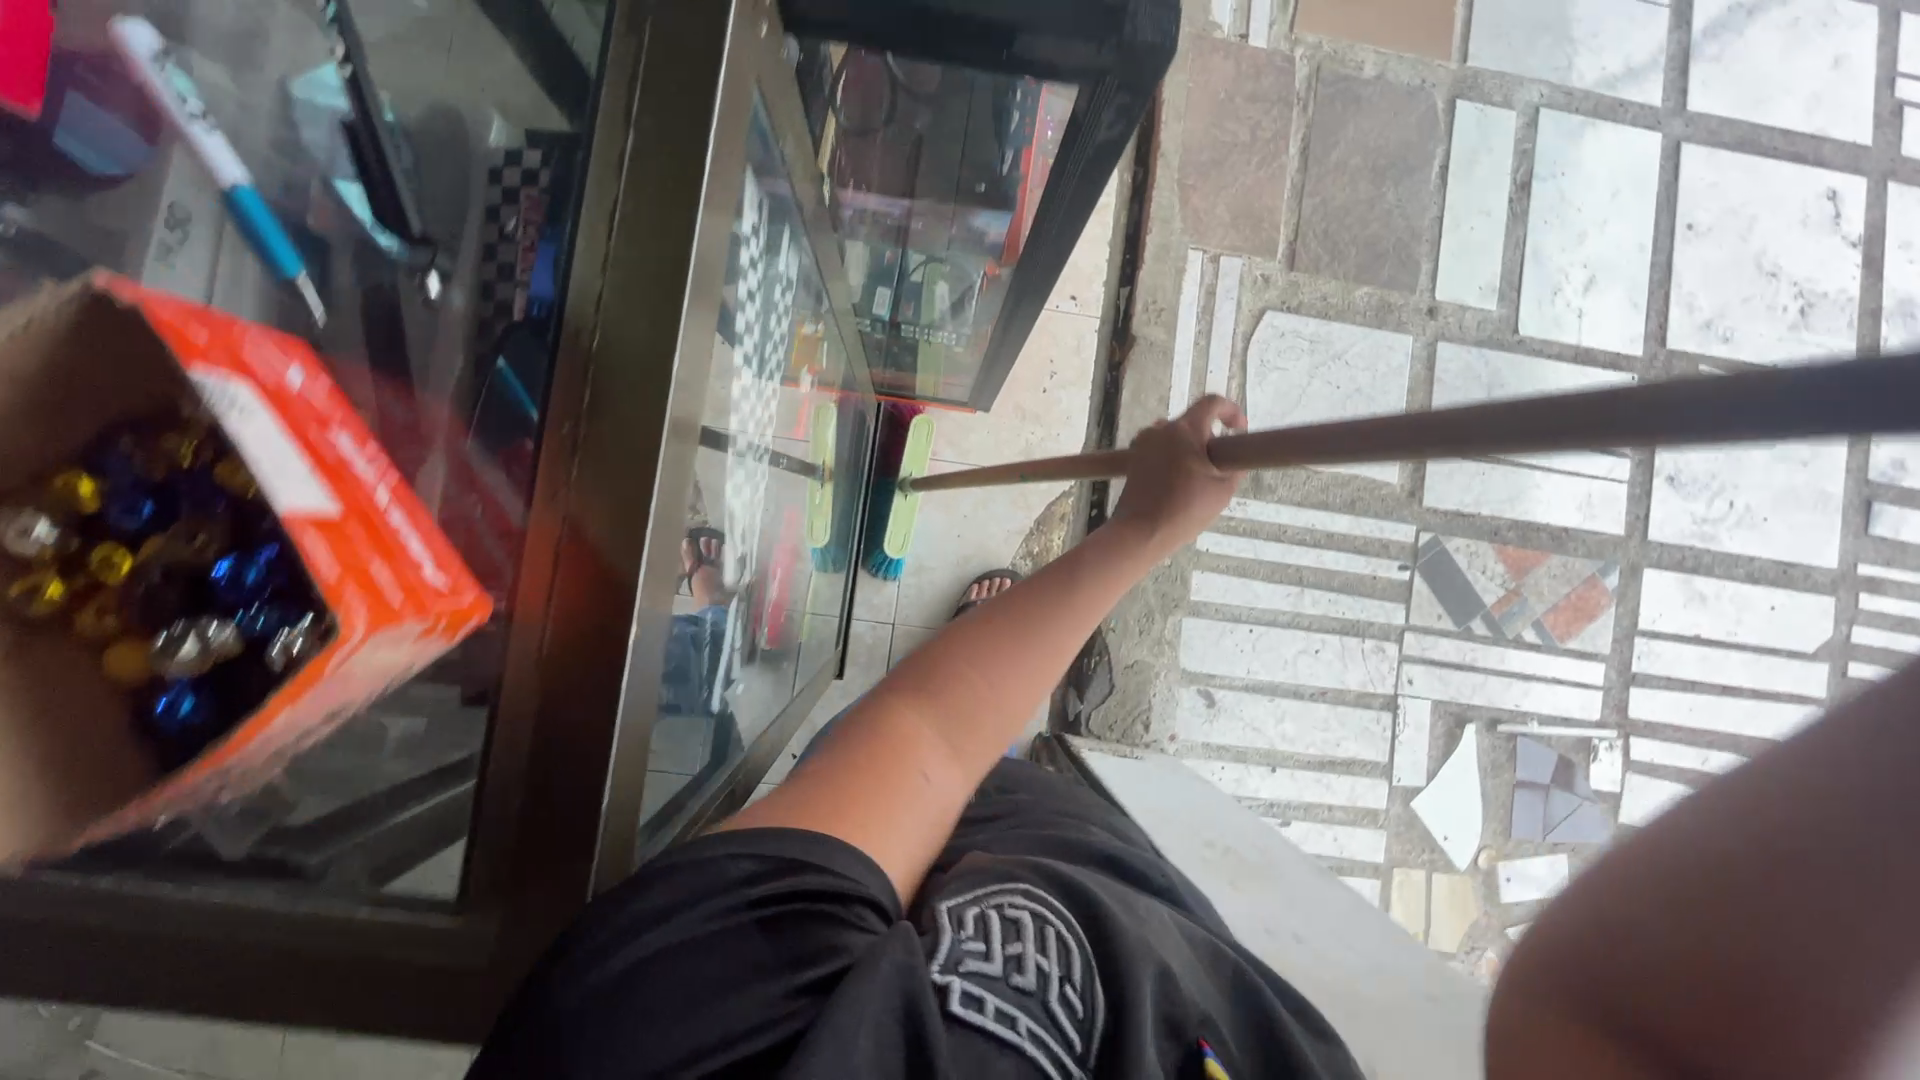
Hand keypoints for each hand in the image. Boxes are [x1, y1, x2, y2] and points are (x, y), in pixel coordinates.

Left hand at [1110, 395, 1247, 556]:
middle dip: (1209, 438)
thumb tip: (1234, 458)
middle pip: (1191, 422)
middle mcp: (1159, 429)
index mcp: (1184, 429)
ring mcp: (1142, 443)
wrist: (1140, 532)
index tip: (1238, 432)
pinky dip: (1171, 458)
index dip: (1231, 412)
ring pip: (1173, 437)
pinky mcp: (1132, 459)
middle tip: (1218, 466)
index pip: (1212, 402)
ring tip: (1197, 478)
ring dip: (1188, 449)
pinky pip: (1158, 450)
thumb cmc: (1185, 509)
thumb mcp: (1223, 489)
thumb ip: (1234, 466)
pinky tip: (1177, 483)